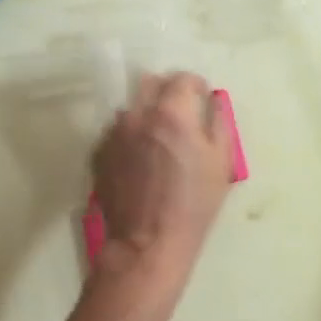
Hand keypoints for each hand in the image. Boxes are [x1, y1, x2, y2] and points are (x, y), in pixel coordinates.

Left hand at [91, 72, 233, 274]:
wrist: (146, 243)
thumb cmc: (193, 205)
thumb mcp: (221, 163)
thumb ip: (219, 122)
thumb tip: (213, 100)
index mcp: (171, 113)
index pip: (183, 78)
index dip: (197, 87)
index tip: (203, 102)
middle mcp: (137, 115)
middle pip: (150, 83)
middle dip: (168, 92)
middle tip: (181, 115)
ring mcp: (113, 133)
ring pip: (132, 108)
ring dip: (147, 114)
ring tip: (159, 142)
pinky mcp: (99, 153)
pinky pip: (117, 131)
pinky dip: (130, 136)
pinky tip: (140, 162)